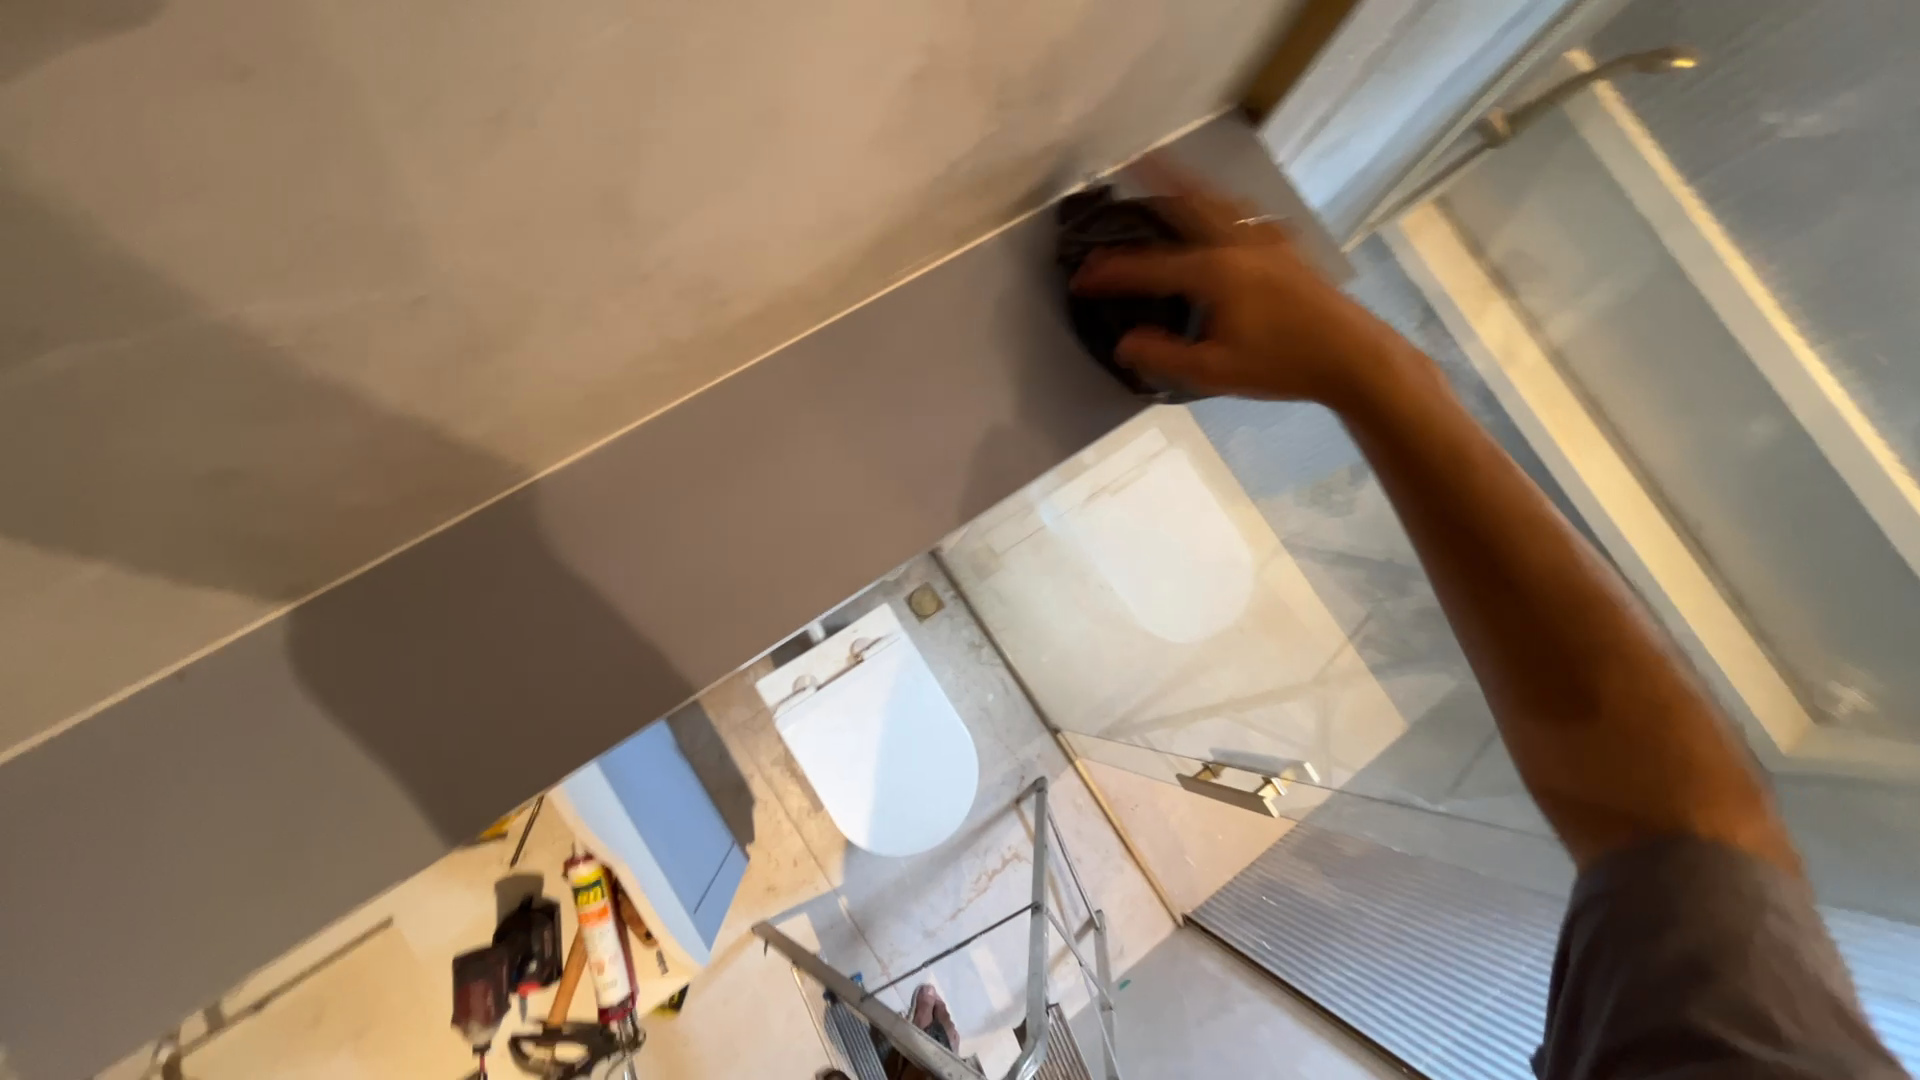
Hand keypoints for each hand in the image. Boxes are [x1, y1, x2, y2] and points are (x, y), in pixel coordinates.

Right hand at [1069, 159, 1413, 408]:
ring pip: (1221, 200)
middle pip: (1189, 202)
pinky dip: (1222, 204)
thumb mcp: (1212, 371)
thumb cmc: (1281, 366)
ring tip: (1172, 175)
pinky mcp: (1288, 248)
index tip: (1081, 276)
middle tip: (1131, 163)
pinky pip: (1246, 213)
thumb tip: (1125, 343)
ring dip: (1191, 185)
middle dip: (1157, 181)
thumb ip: (1163, 355)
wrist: (1353, 357)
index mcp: (1216, 272)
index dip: (1111, 273)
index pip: (1149, 268)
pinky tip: (1224, 213)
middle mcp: (1240, 243)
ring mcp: (1269, 240)